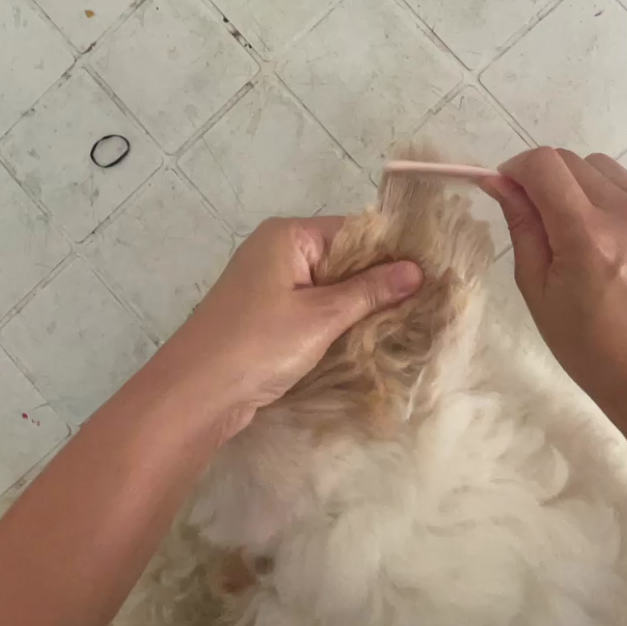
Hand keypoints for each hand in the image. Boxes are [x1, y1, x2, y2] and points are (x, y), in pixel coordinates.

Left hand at [148, 216, 421, 441]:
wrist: (194, 394)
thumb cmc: (258, 344)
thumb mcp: (321, 316)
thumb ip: (370, 291)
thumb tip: (417, 270)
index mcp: (288, 234)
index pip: (354, 231)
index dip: (392, 251)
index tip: (432, 272)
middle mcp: (278, 249)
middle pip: (342, 257)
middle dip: (379, 280)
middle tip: (428, 299)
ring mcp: (270, 282)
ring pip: (329, 285)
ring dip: (359, 304)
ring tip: (408, 319)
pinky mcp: (267, 313)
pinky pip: (312, 306)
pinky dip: (336, 319)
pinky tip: (369, 336)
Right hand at [482, 148, 626, 406]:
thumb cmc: (581, 340)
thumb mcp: (534, 285)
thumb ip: (520, 223)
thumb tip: (498, 180)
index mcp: (587, 236)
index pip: (544, 164)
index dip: (517, 168)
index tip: (509, 189)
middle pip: (571, 160)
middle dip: (545, 178)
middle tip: (538, 213)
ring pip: (603, 168)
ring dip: (578, 185)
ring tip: (576, 226)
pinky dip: (609, 202)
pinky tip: (608, 240)